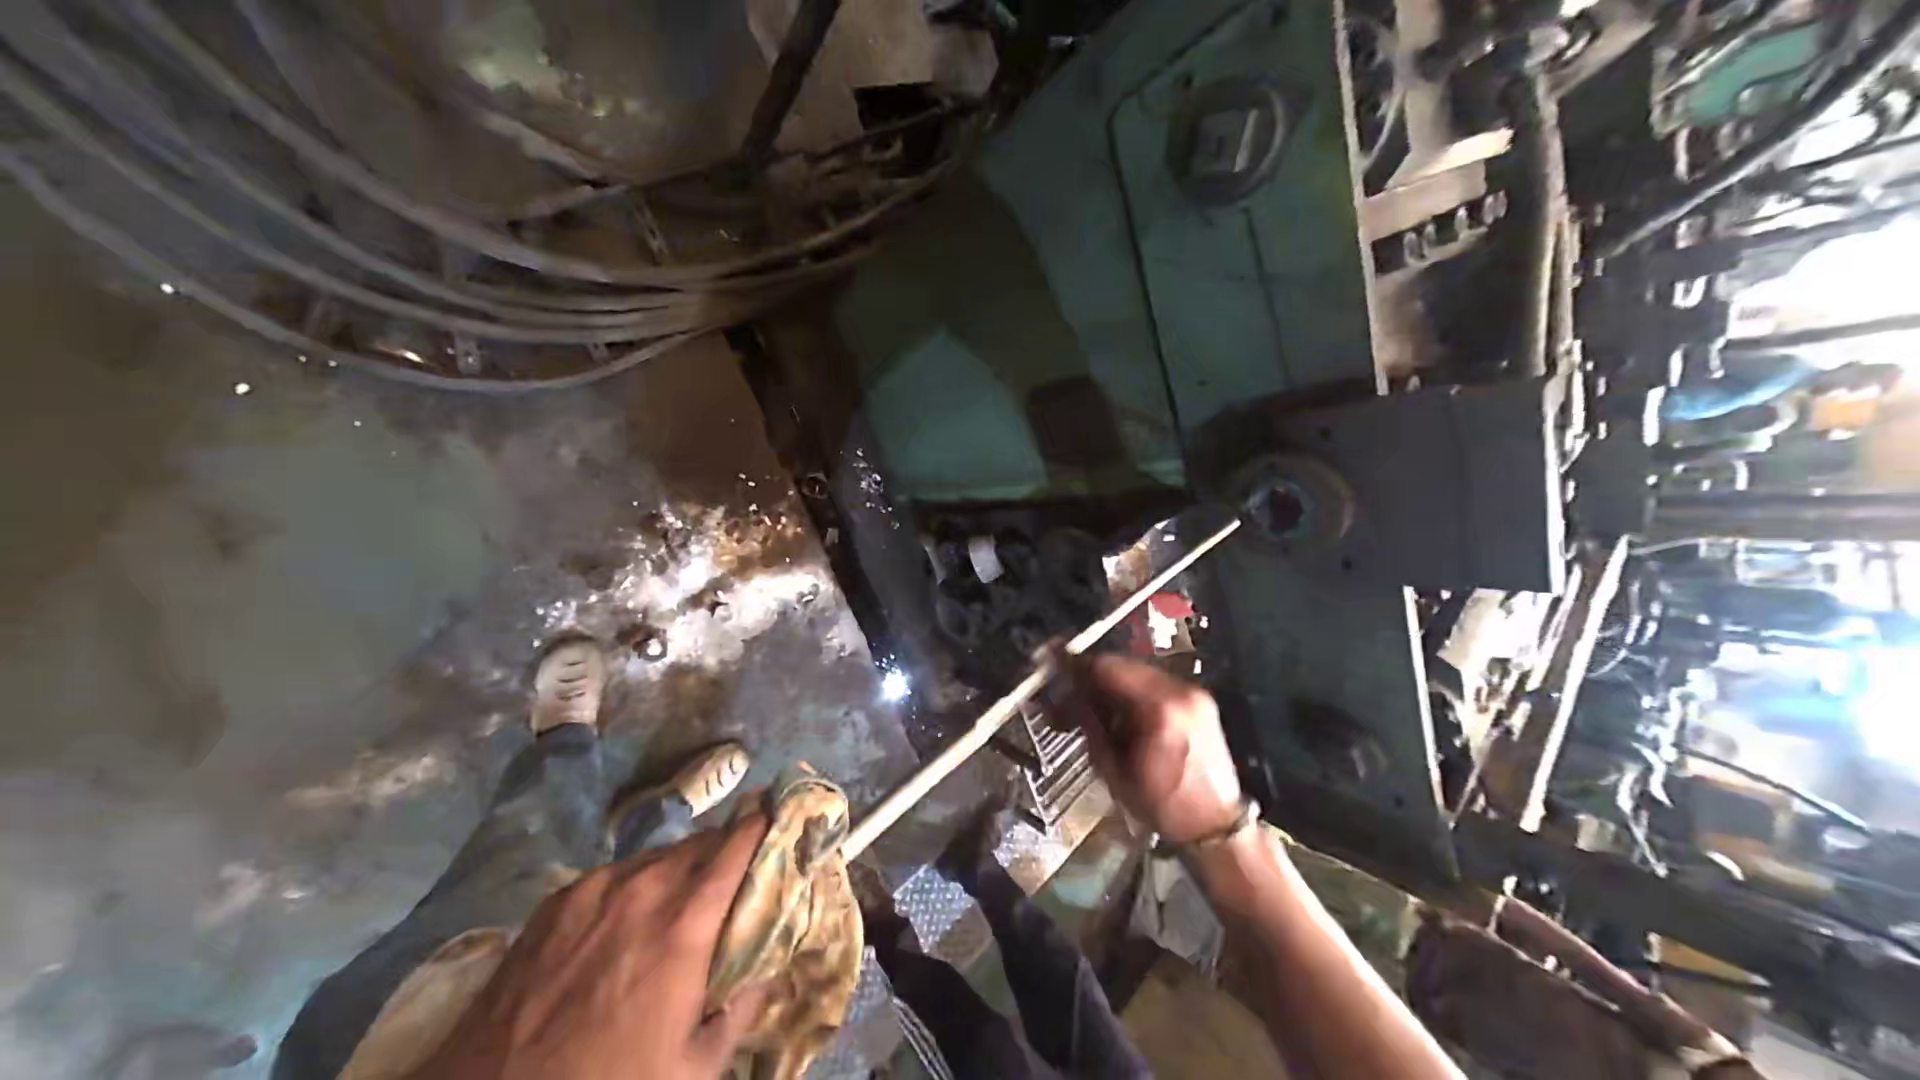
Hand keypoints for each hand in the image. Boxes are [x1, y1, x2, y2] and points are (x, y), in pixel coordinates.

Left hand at [412, 814, 772, 1079]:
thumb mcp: (692, 1070)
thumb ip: (742, 1010)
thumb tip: (768, 970)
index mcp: (685, 924)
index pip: (736, 847)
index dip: (762, 823)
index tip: (778, 811)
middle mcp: (645, 889)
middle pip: (700, 843)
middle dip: (725, 847)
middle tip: (737, 866)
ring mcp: (595, 889)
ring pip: (658, 856)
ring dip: (681, 866)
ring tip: (683, 894)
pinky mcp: (557, 901)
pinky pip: (616, 874)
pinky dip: (636, 883)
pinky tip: (627, 916)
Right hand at [1064, 655, 1243, 844]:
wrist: (1214, 827)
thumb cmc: (1166, 807)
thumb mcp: (1114, 769)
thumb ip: (1089, 722)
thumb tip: (1067, 695)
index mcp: (1160, 708)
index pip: (1107, 667)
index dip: (1077, 668)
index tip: (1058, 670)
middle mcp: (1181, 693)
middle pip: (1123, 664)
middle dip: (1093, 677)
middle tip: (1071, 693)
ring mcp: (1194, 695)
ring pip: (1139, 672)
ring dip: (1113, 684)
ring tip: (1095, 708)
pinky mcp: (1199, 702)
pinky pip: (1156, 684)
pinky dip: (1134, 692)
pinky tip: (1122, 714)